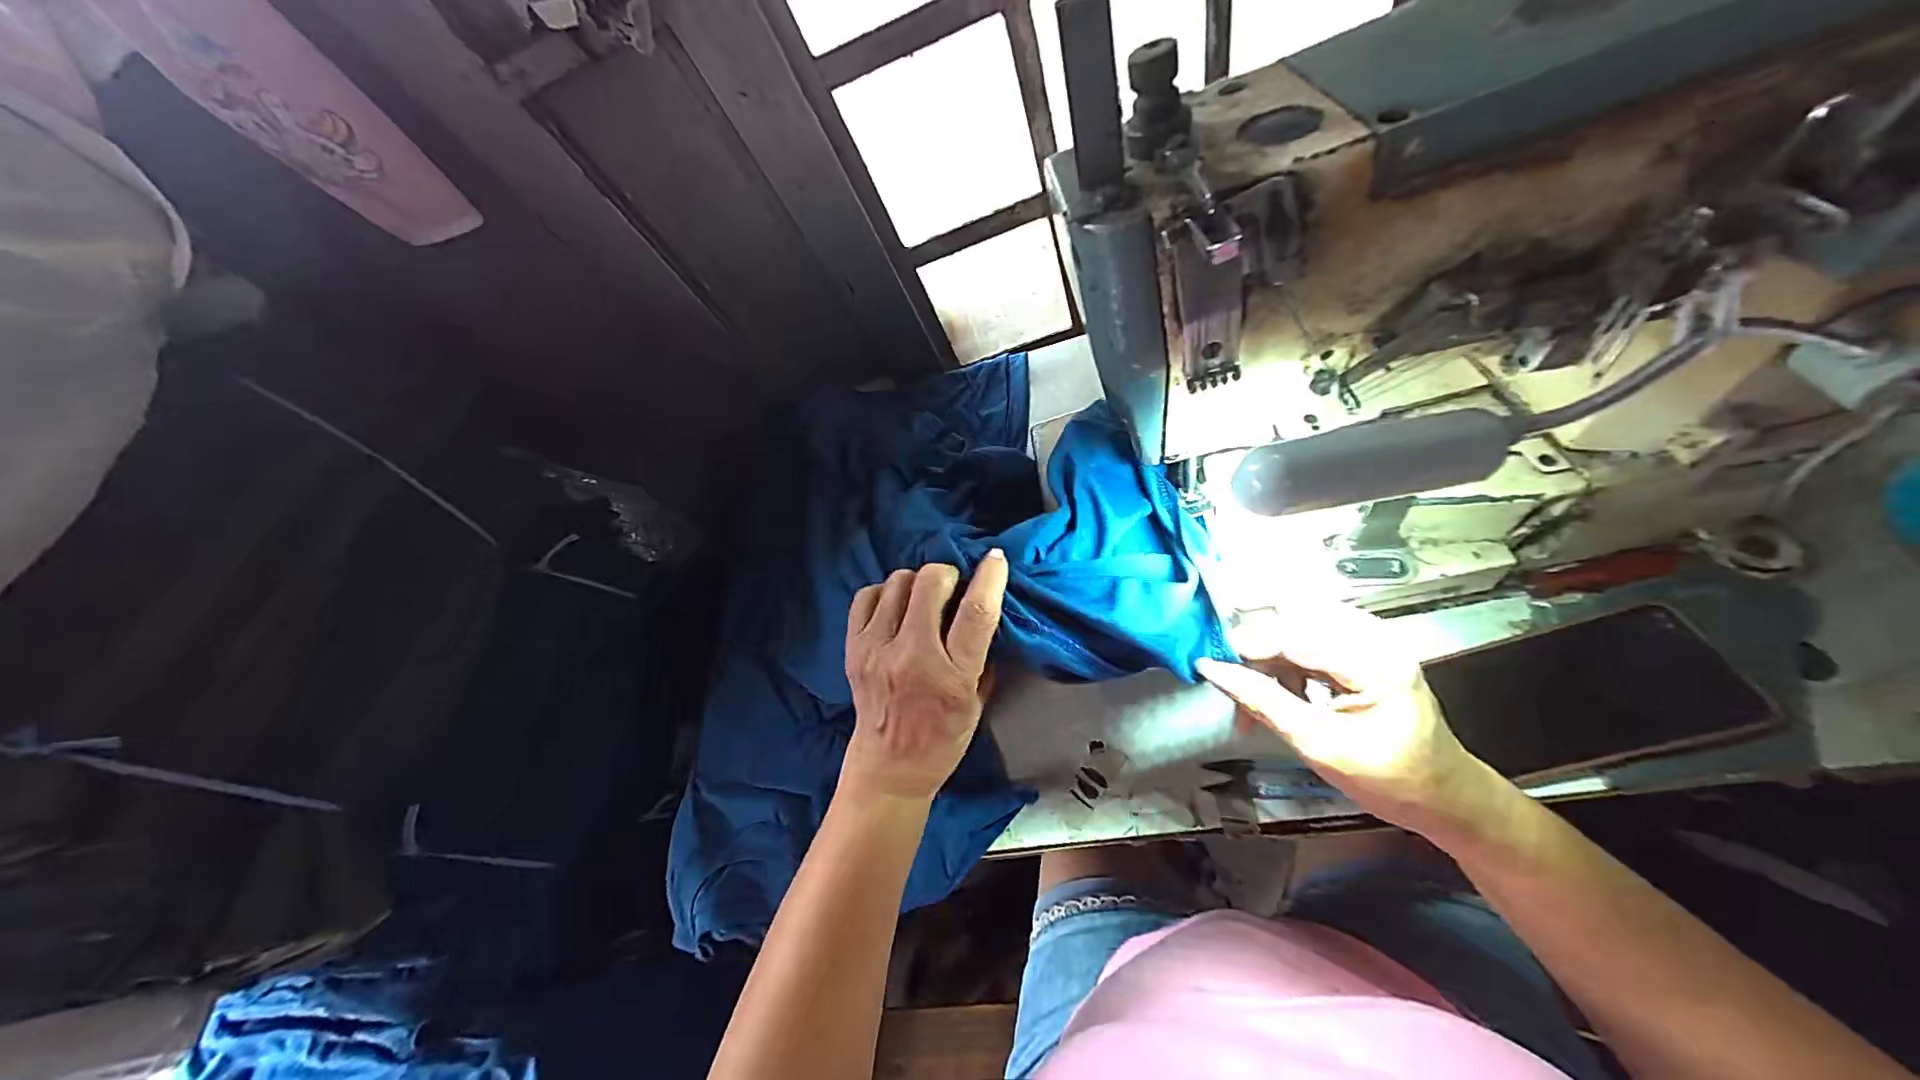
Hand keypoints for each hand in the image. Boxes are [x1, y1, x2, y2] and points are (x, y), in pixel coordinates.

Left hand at [840, 551, 1009, 805]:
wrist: (888, 768)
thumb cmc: (942, 739)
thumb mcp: (977, 703)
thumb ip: (982, 656)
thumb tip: (986, 607)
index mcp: (952, 678)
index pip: (976, 613)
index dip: (990, 578)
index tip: (996, 558)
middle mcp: (912, 658)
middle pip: (931, 583)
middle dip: (948, 575)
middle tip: (953, 590)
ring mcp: (877, 651)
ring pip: (898, 582)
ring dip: (917, 583)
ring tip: (923, 600)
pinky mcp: (853, 649)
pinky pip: (868, 596)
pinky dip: (886, 593)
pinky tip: (895, 608)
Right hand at [1197, 601, 1513, 840]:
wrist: (1445, 797)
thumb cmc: (1394, 781)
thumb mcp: (1319, 745)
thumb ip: (1264, 703)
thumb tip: (1216, 672)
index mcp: (1375, 662)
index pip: (1292, 637)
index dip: (1247, 650)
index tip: (1213, 666)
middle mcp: (1377, 640)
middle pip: (1293, 624)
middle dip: (1256, 655)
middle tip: (1233, 686)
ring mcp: (1373, 643)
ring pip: (1297, 631)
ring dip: (1269, 661)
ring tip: (1258, 698)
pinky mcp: (1365, 650)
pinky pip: (1311, 642)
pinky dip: (1287, 665)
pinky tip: (1285, 692)